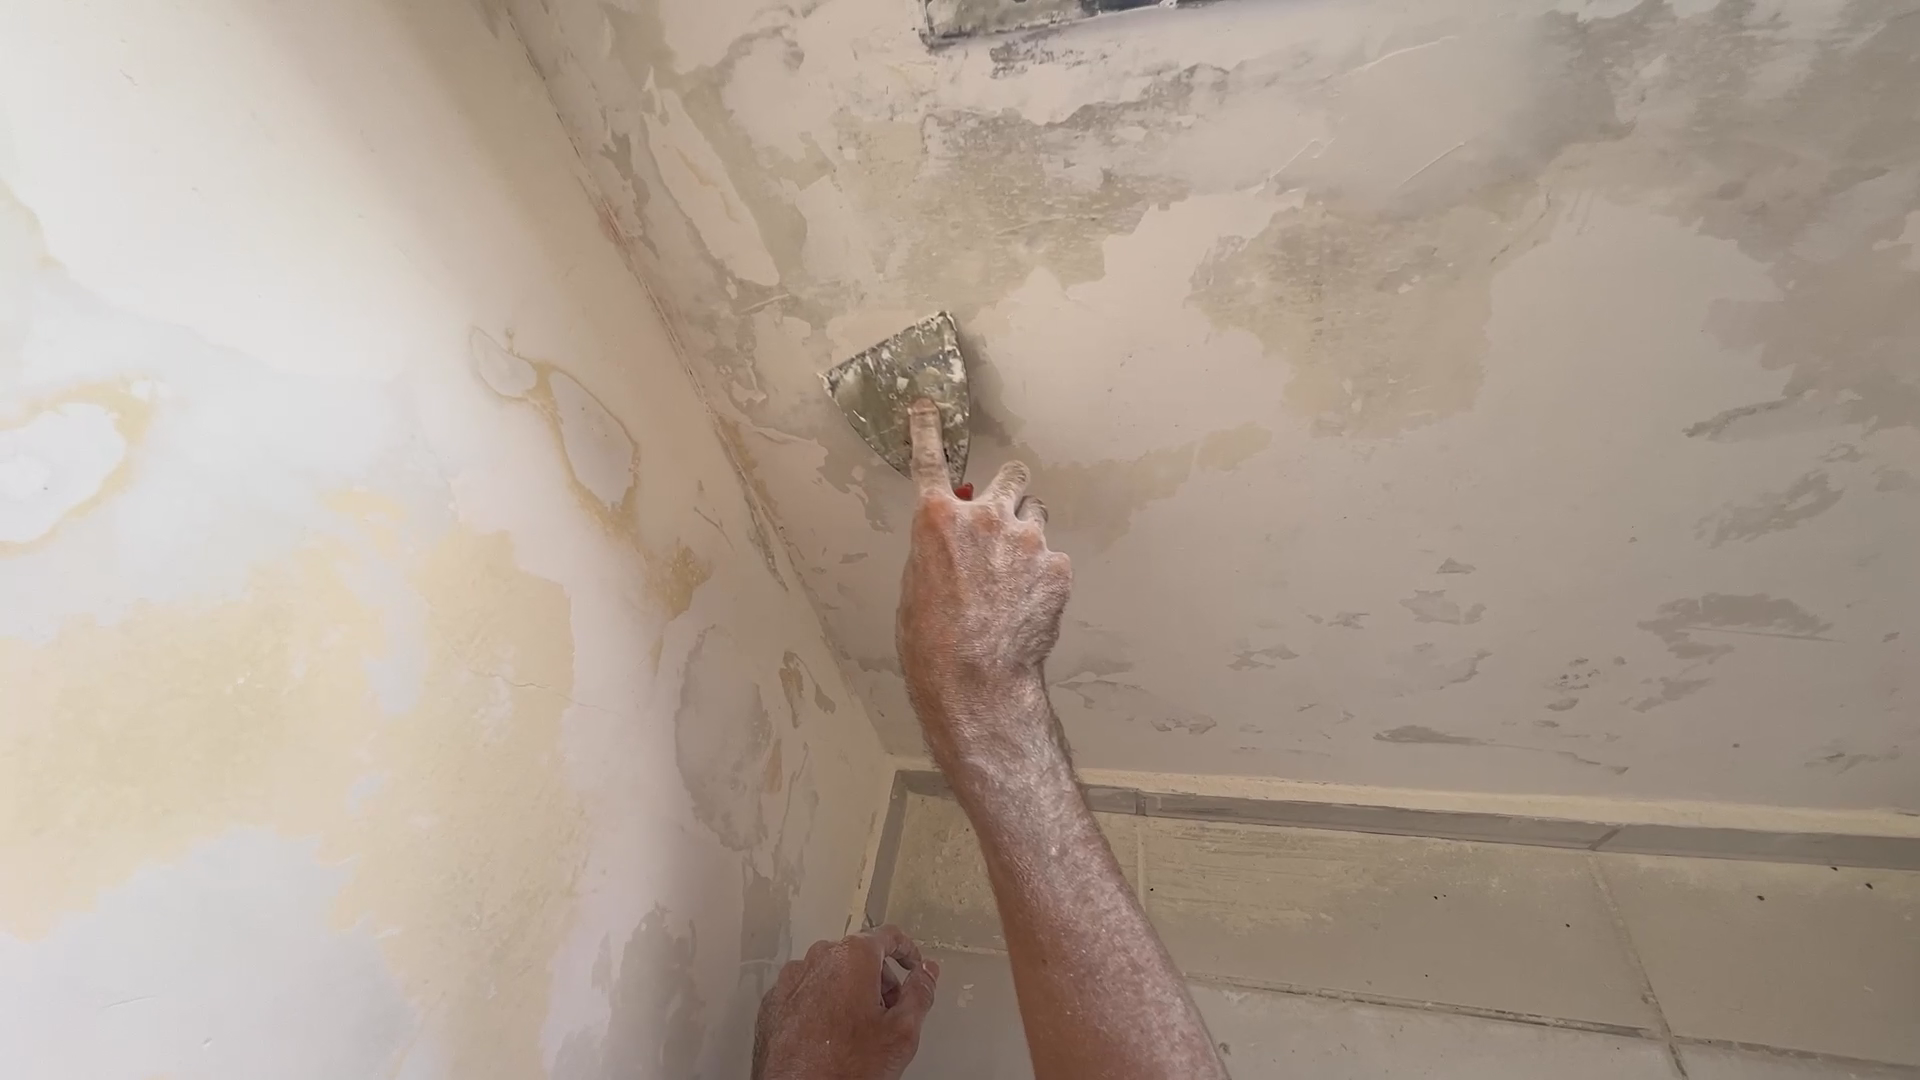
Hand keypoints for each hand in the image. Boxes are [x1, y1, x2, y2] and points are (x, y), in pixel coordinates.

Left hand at [753, 926, 939, 1079]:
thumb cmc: (845, 1068)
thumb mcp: (901, 1032)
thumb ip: (920, 993)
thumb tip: (927, 972)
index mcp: (853, 956)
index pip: (888, 935)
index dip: (907, 951)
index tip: (913, 966)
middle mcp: (820, 957)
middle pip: (859, 955)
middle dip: (879, 978)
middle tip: (889, 1011)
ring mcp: (793, 979)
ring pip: (831, 972)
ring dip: (849, 990)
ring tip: (858, 1029)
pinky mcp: (774, 1002)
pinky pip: (806, 991)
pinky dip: (821, 1003)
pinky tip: (829, 1035)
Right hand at [896, 399, 1072, 767]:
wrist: (976, 681)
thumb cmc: (932, 643)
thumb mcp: (917, 587)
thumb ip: (938, 549)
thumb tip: (953, 546)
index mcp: (939, 520)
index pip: (929, 460)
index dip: (927, 430)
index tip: (927, 406)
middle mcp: (987, 517)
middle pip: (1013, 474)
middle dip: (1009, 490)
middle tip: (1003, 518)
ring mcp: (1027, 539)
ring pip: (1037, 514)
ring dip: (1026, 532)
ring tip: (1015, 573)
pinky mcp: (1056, 566)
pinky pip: (1050, 557)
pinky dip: (1041, 573)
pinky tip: (1028, 604)